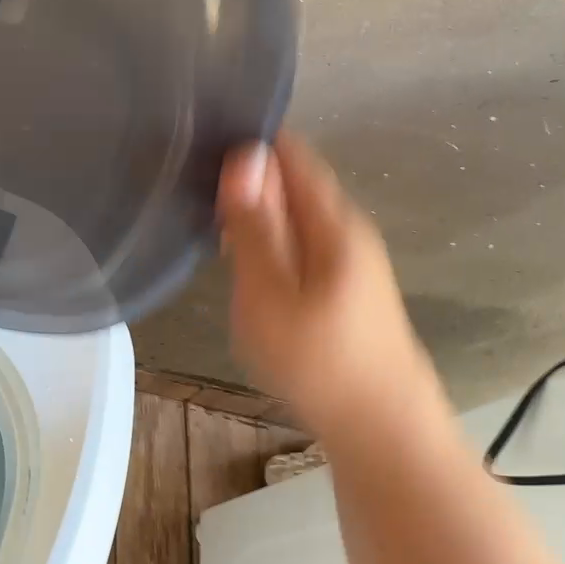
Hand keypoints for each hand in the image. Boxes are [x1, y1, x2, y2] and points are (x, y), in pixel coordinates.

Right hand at [216, 134, 446, 440]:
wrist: (380, 428)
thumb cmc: (317, 359)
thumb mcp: (270, 292)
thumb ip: (255, 226)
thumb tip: (244, 158)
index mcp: (333, 226)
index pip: (293, 157)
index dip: (251, 140)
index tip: (198, 135)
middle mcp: (346, 234)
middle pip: (295, 184)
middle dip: (246, 173)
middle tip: (183, 171)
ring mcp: (348, 263)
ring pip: (294, 215)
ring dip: (253, 205)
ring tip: (198, 203)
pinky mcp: (340, 289)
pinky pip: (296, 241)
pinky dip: (264, 233)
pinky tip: (235, 249)